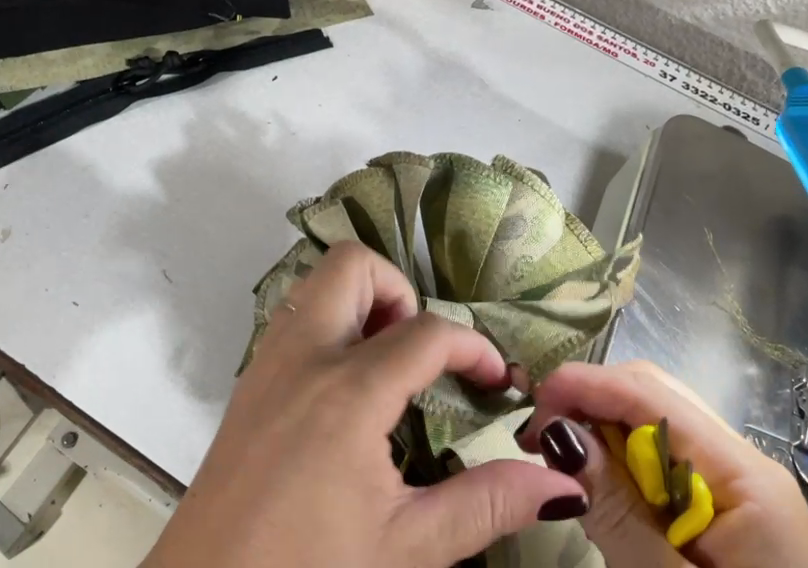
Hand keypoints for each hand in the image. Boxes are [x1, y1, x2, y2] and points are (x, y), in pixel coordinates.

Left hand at [143, 242, 588, 567]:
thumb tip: (559, 482)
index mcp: (347, 391)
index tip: (497, 382)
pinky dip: (330, 325)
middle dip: (401, 292)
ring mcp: (267, 362)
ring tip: (389, 367)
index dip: (474, 347)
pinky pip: (295, 318)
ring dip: (362, 304)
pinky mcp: (248, 381)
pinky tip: (348, 389)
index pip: (427, 332)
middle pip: (354, 266)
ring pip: (317, 284)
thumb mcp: (406, 546)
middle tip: (422, 353)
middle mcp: (303, 356)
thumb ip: (485, 504)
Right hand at [516, 362, 807, 567]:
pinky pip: (667, 459)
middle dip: (590, 401)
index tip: (529, 409)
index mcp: (744, 473)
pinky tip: (601, 487)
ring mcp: (740, 484)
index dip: (584, 385)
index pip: (650, 393)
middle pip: (654, 394)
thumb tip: (558, 431)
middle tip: (538, 440)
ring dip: (603, 430)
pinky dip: (625, 462)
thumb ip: (614, 508)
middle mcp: (745, 462)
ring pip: (656, 422)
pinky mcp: (729, 508)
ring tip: (561, 464)